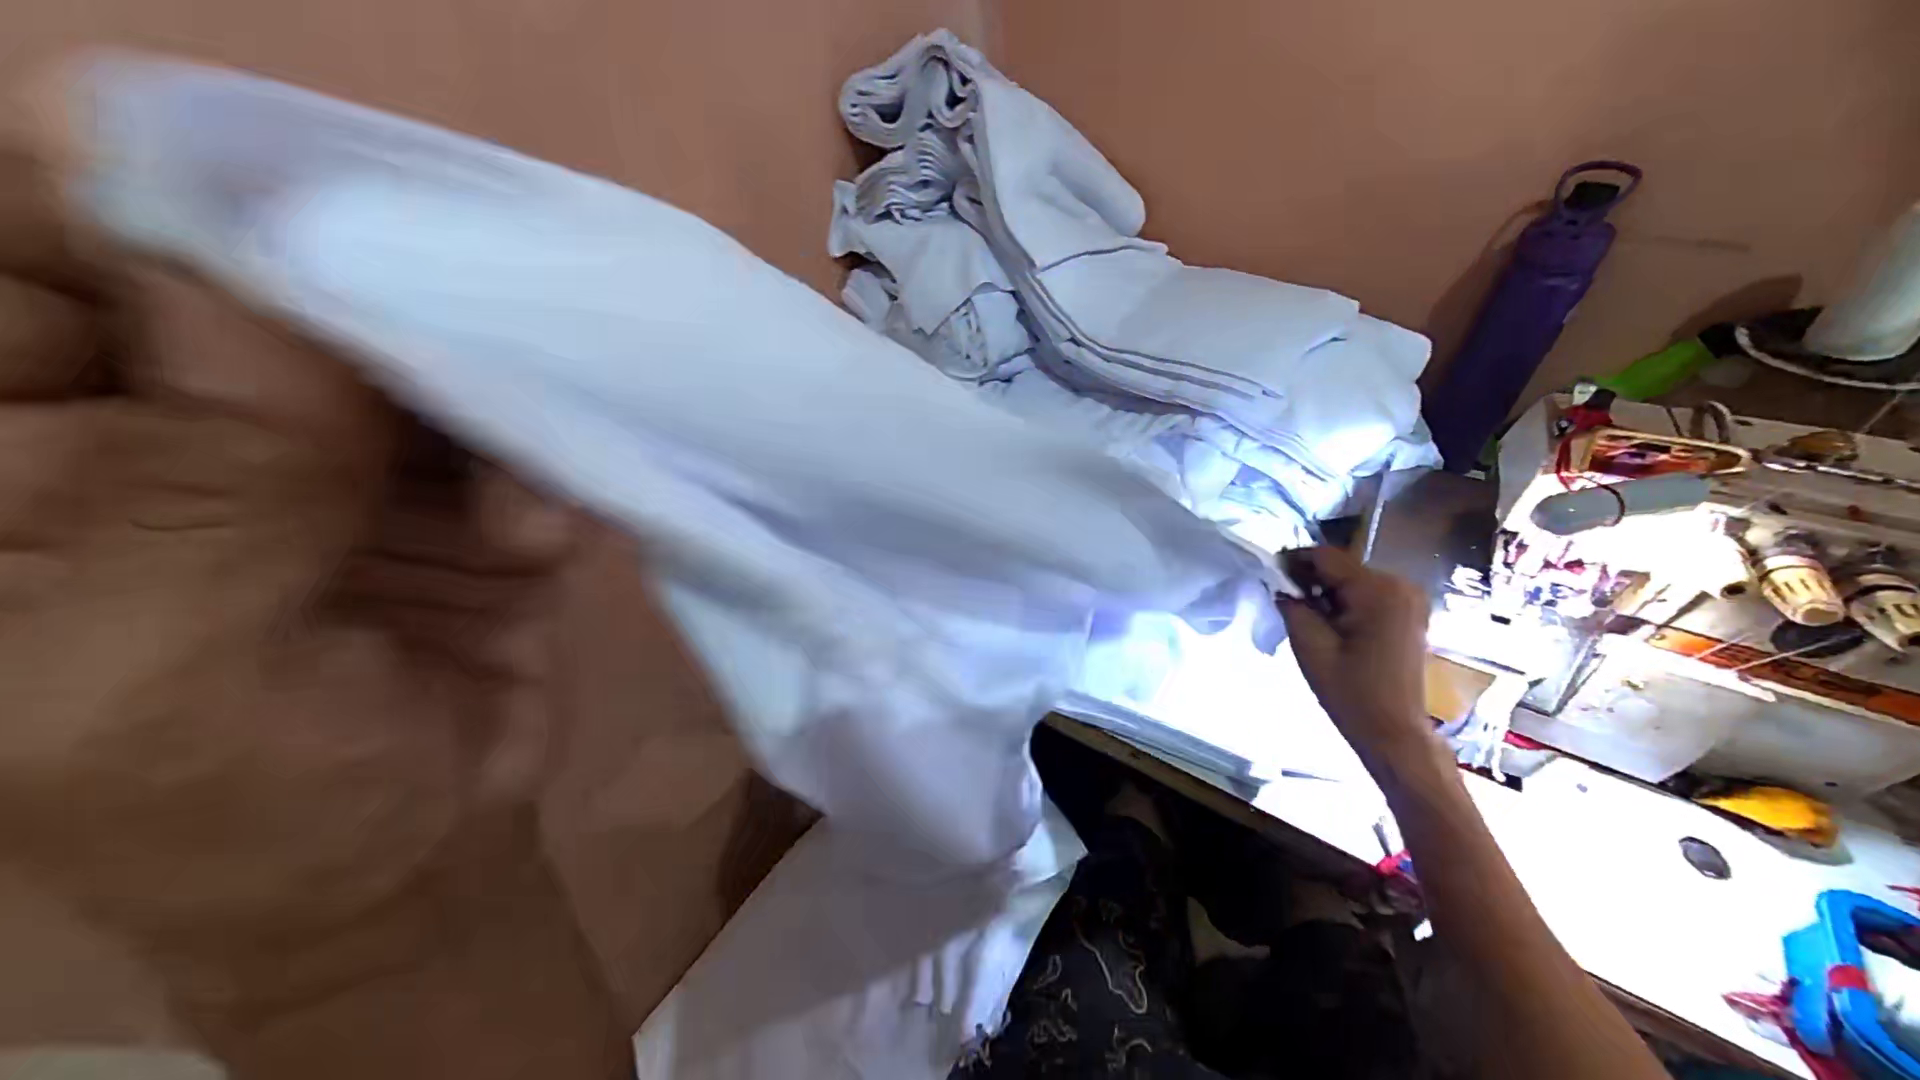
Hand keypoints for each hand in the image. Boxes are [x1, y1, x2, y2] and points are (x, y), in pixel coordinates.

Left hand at [0, 152, 576, 994]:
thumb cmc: (264, 805)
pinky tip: (538, 539)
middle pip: (249, 286)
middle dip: (361, 320)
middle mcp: (162, 431)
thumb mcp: (176, 676)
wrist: (429, 855)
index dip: (142, 220)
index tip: (299, 246)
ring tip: (515, 515)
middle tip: (452, 378)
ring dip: (477, 416)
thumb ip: (195, 493)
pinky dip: (529, 471)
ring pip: (401, 352)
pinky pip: (495, 425)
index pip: (22, 255)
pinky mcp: (443, 484)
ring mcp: (321, 454)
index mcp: (2, 467)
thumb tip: (240, 279)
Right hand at [1275, 546, 1436, 771]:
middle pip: (1342, 567)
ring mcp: (1410, 599)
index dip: (1293, 560)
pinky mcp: (1410, 614)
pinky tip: (1331, 625)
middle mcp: (1400, 585)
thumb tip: (1280, 583)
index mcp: (1377, 590)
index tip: (1269, 573)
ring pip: (1353, 580)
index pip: (1326, 557)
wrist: (1393, 731)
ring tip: (1306, 616)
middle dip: (1310, 578)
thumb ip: (1293, 606)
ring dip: (1327, 592)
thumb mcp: (1310, 646)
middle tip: (1284, 600)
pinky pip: (1369, 595)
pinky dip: (1346, 602)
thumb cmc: (1350, 691)